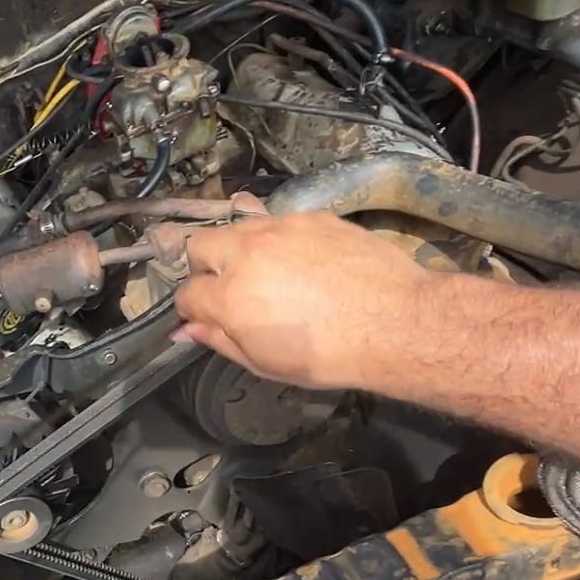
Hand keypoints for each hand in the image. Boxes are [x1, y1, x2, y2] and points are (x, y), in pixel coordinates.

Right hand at [174, 212, 440, 389]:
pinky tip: (297, 261)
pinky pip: (277, 221)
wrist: (394, 323)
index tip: (203, 319)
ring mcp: (281, 228)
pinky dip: (274, 239)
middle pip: (199, 245)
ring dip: (237, 248)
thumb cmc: (325, 355)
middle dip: (203, 267)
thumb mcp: (261, 362)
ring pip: (237, 226)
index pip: (186, 294)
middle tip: (225, 288)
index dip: (190, 310)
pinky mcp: (312, 217)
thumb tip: (185, 330)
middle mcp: (247, 253)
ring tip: (262, 272)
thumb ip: (217, 340)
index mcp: (229, 296)